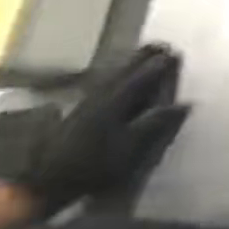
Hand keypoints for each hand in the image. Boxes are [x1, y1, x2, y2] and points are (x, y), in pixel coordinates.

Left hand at [0, 44, 189, 214]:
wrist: (44, 184)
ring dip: (125, 66)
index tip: (174, 53)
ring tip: (138, 54)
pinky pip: (99, 88)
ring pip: (108, 79)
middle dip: (139, 59)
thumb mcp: (130, 147)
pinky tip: (112, 79)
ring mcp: (84, 107)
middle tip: (157, 44)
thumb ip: (155, 123)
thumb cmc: (93, 167)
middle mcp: (97, 101)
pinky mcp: (76, 115)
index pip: (139, 81)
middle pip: (121, 75)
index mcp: (112, 106)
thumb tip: (184, 104)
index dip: (157, 68)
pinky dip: (111, 78)